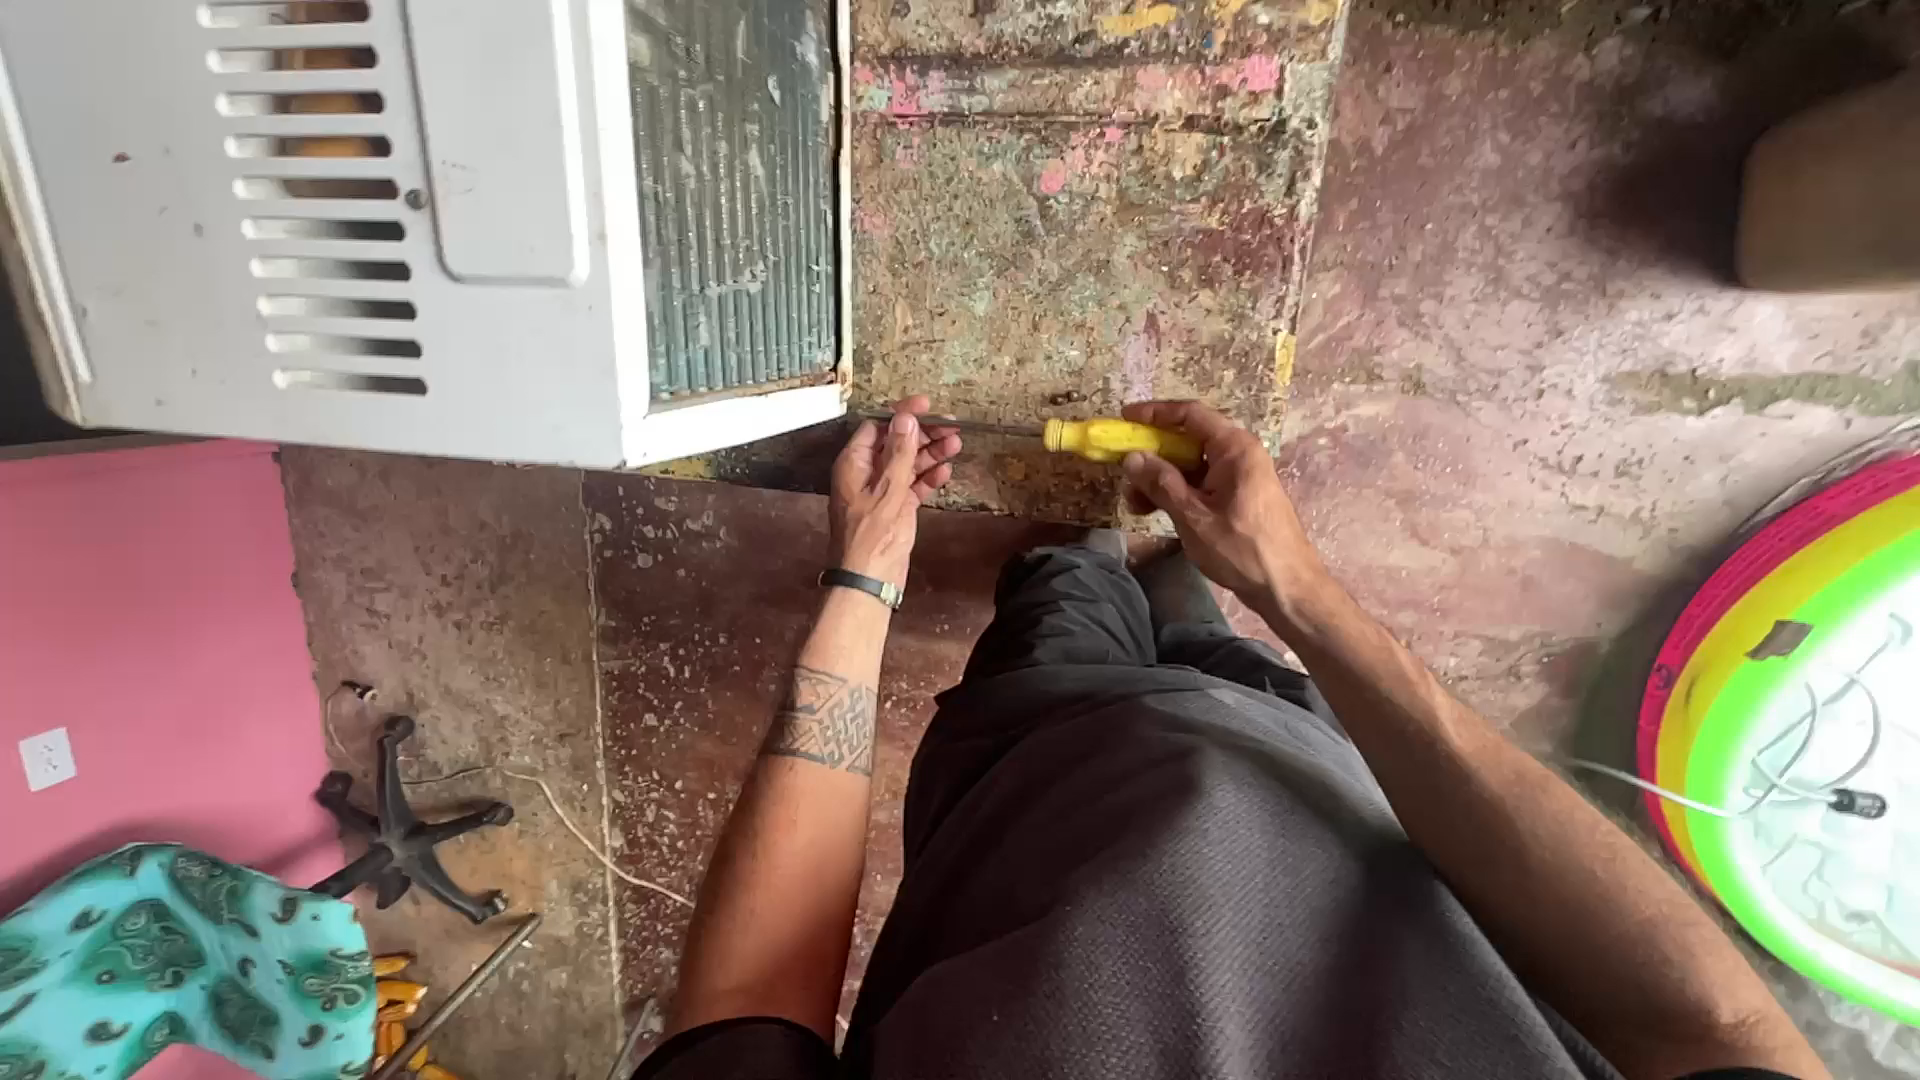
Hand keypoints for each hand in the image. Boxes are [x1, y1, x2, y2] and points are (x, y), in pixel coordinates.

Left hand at [828, 395, 961, 586]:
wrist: (869, 580)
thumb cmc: (871, 537)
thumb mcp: (887, 490)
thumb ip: (898, 454)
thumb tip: (905, 418)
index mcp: (854, 464)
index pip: (878, 427)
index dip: (902, 414)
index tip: (926, 405)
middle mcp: (866, 474)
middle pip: (896, 443)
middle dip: (923, 434)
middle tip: (951, 426)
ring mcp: (882, 491)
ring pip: (908, 463)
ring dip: (931, 453)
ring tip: (956, 444)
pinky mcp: (895, 507)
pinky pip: (913, 485)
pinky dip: (928, 477)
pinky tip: (945, 470)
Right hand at [1120, 400, 1330, 609]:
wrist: (1286, 586)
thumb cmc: (1242, 549)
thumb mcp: (1194, 516)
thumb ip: (1161, 484)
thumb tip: (1132, 458)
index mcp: (1234, 448)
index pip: (1191, 414)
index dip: (1155, 413)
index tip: (1125, 418)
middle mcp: (1239, 454)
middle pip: (1188, 439)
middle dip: (1152, 455)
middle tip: (1124, 472)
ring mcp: (1239, 475)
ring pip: (1191, 464)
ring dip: (1160, 478)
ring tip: (1135, 503)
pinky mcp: (1237, 496)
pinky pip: (1201, 482)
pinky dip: (1177, 491)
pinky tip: (1155, 510)